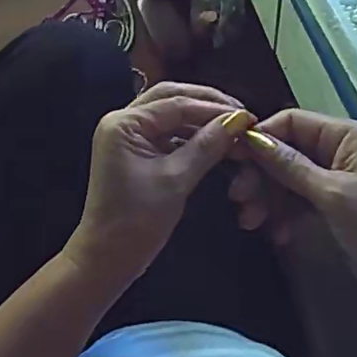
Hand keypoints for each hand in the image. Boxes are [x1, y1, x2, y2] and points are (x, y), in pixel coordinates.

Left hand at [67, 82, 248, 283]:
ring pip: (171, 116)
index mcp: (123, 123)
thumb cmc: (136, 220)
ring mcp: (128, 137)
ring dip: (202, 122)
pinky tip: (217, 144)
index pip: (175, 103)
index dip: (215, 108)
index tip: (249, 116)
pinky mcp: (136, 153)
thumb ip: (207, 145)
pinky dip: (192, 138)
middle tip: (242, 116)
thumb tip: (239, 119)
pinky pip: (168, 135)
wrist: (107, 257)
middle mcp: (122, 122)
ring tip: (235, 131)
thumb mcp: (176, 180)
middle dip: (207, 105)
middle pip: (171, 99)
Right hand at [229, 110, 356, 316]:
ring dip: (267, 198)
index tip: (232, 160)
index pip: (290, 122)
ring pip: (286, 179)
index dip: (260, 137)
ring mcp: (335, 180)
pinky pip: (296, 201)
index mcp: (345, 136)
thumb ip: (290, 166)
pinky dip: (283, 215)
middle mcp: (338, 152)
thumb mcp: (334, 195)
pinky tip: (277, 235)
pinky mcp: (332, 207)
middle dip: (259, 175)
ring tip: (250, 222)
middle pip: (283, 151)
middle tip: (238, 199)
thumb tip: (251, 138)